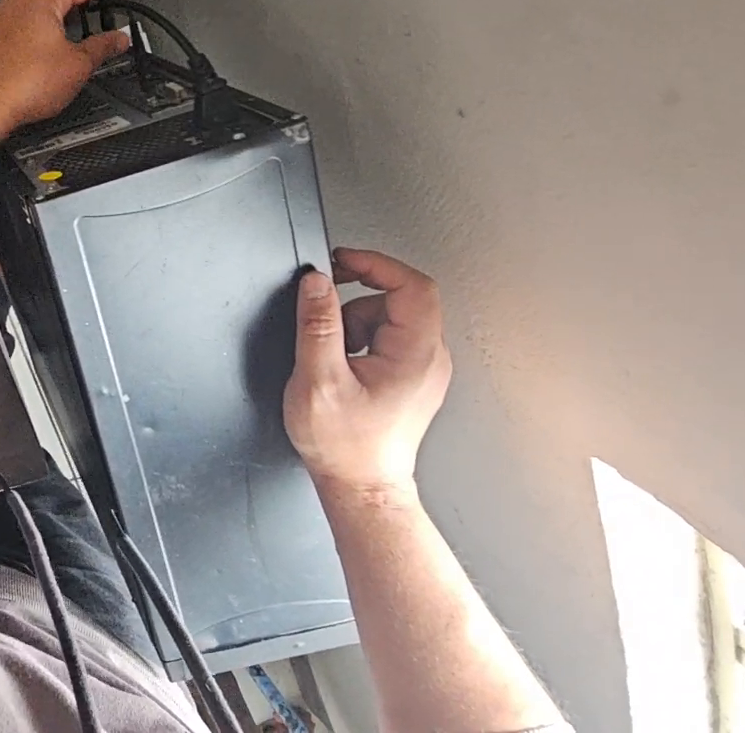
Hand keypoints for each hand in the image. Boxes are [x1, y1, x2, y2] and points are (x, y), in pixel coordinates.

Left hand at [0, 0, 134, 138]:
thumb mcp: (76, 66)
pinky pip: (19, 18)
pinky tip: (43, 36)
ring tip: (77, 14)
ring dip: (58, 5)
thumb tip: (117, 40)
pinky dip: (37, 21)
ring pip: (34, 1)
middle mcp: (15, 2)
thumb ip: (102, 47)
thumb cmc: (18, 85)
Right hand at [285, 248, 453, 493]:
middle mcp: (428, 359)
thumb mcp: (317, 378)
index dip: (375, 264)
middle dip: (352, 299)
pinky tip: (337, 364)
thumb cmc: (344, 444)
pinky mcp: (407, 377)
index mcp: (416, 355)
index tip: (340, 260)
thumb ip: (317, 324)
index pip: (413, 287)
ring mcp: (420, 369)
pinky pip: (383, 338)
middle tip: (320, 305)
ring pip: (385, 319)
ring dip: (350, 323)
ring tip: (328, 355)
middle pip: (396, 300)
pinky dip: (355, 339)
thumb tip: (316, 282)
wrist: (360, 485)